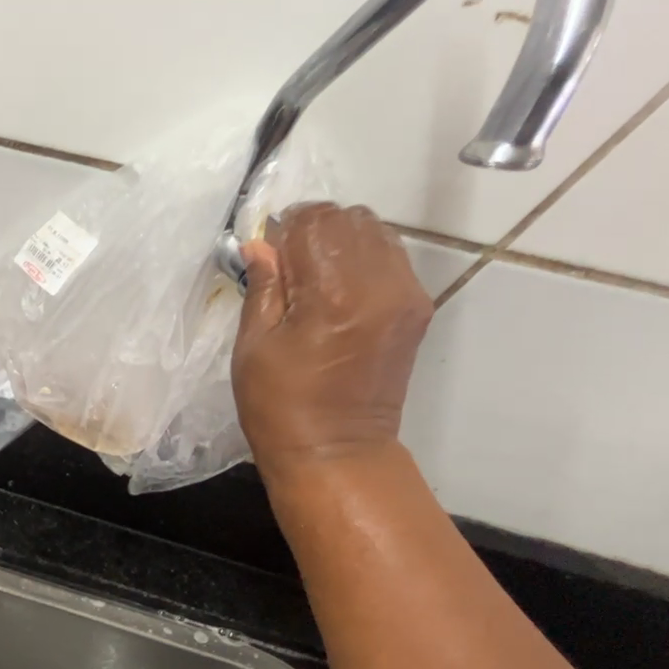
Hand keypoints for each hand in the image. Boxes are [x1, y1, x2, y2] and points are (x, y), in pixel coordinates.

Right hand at [233, 202, 434, 478]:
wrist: (333, 448)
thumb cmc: (277, 403)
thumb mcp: (252, 346)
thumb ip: (263, 288)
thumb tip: (261, 245)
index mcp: (333, 294)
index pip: (316, 223)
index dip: (286, 228)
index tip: (265, 249)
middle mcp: (380, 284)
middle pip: (351, 220)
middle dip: (313, 231)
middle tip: (284, 263)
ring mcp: (406, 294)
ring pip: (376, 233)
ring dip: (339, 243)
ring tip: (309, 277)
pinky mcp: (416, 307)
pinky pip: (390, 259)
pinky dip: (360, 260)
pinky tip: (334, 290)